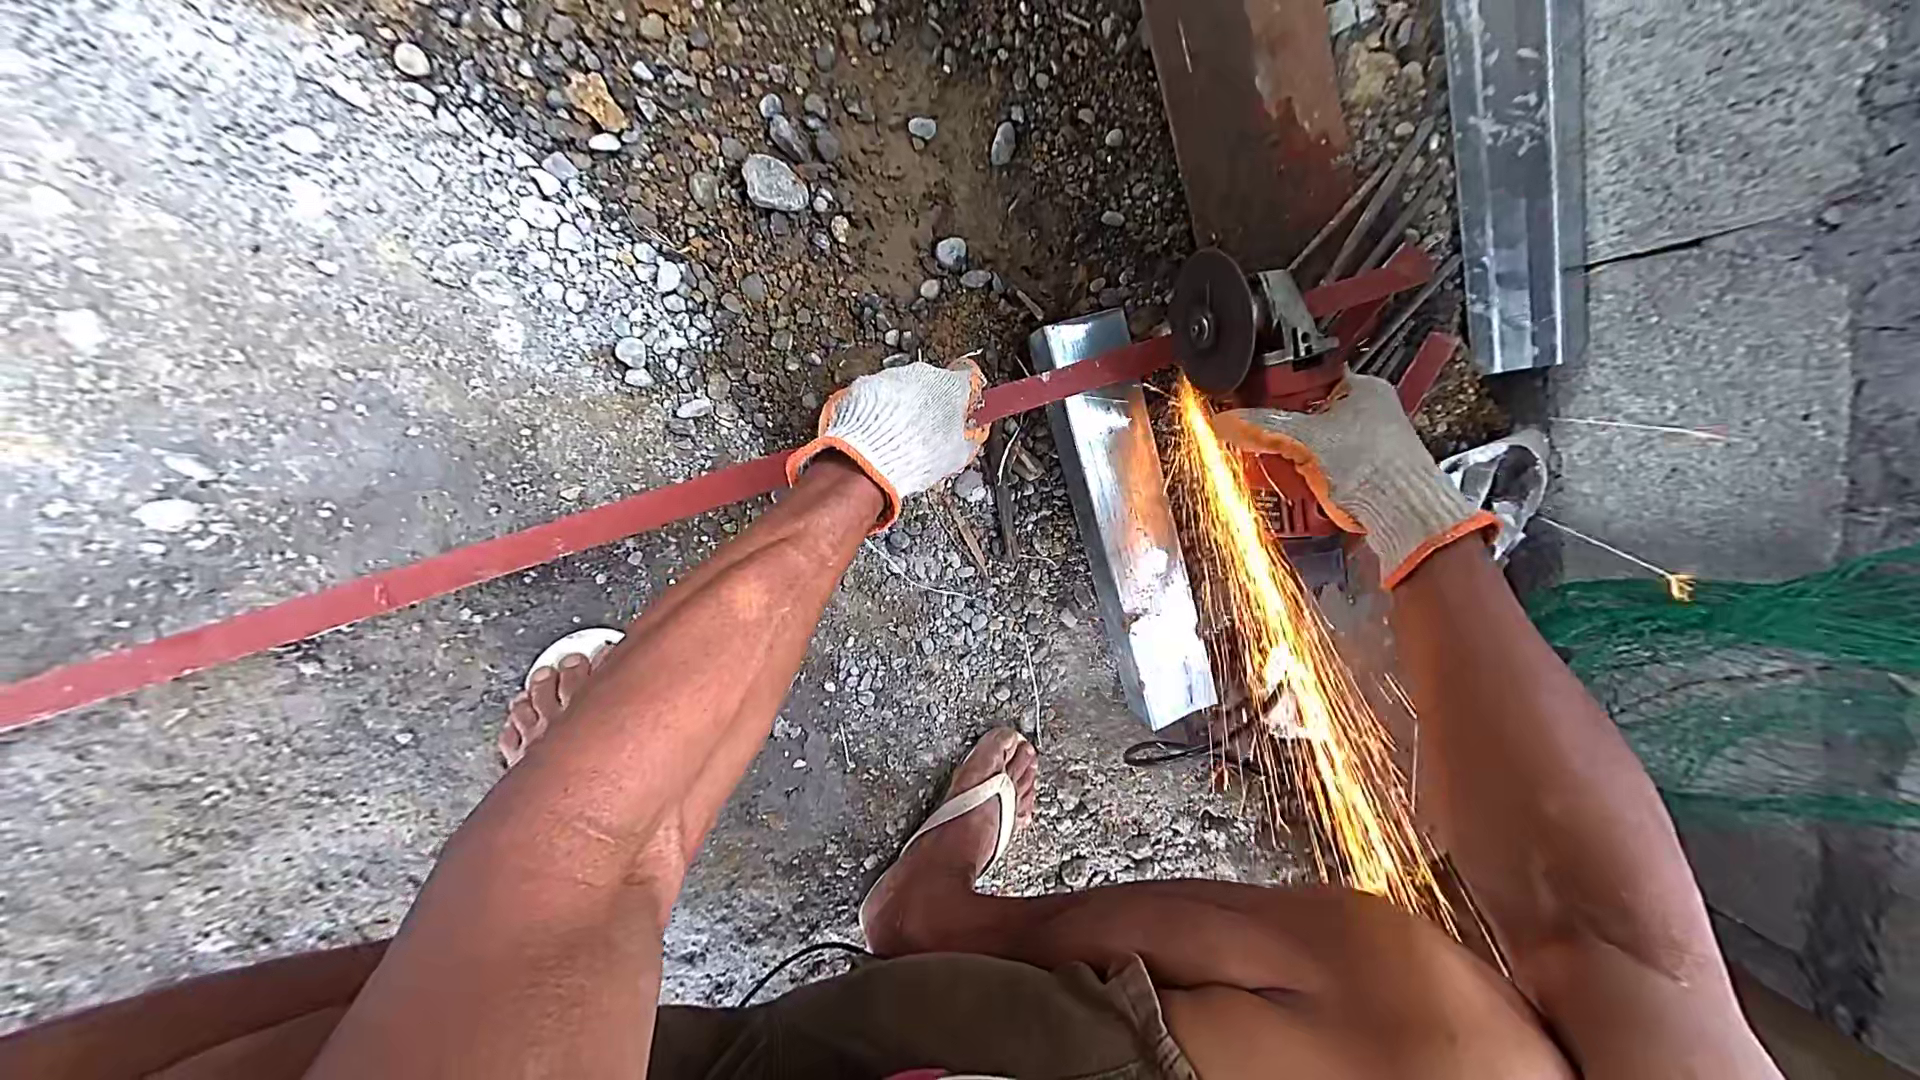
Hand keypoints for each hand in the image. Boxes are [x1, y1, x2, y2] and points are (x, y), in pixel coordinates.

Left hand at [787, 359, 986, 529]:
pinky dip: (877, 409)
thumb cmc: (916, 457)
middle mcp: (923, 373)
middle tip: (926, 431)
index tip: (964, 406)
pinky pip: (876, 394)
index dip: (966, 394)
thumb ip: (969, 434)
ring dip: (902, 407)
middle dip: (930, 403)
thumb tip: (973, 431)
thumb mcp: (958, 454)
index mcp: (952, 387)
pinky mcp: (865, 384)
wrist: (871, 459)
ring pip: (903, 387)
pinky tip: (878, 433)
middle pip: (932, 383)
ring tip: (898, 437)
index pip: (968, 377)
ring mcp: (892, 376)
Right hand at [1211, 373, 1496, 586]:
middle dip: (1273, 429)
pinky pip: (1308, 464)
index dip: (1273, 391)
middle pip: (1297, 412)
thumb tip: (1225, 420)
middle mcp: (1360, 411)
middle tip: (1257, 437)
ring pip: (1301, 440)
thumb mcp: (1305, 439)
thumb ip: (1260, 426)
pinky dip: (1293, 472)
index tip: (1249, 404)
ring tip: (1270, 461)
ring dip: (1281, 453)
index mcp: (1358, 388)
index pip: (1303, 377)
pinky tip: (1286, 478)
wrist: (1400, 515)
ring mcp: (1355, 442)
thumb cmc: (1376, 470)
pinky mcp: (1348, 470)